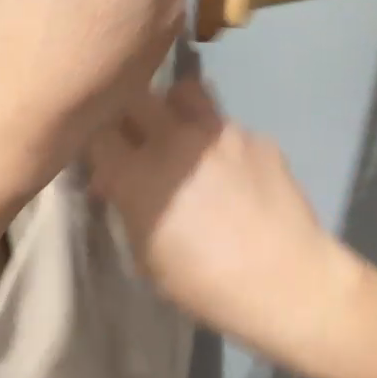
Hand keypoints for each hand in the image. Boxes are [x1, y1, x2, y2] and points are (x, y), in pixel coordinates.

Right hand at [90, 77, 364, 364]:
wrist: (284, 281)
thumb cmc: (203, 284)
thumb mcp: (146, 256)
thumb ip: (128, 210)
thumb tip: (119, 187)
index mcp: (137, 175)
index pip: (96, 133)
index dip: (92, 144)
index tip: (98, 161)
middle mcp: (174, 141)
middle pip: (135, 97)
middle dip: (127, 116)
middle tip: (132, 142)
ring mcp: (220, 134)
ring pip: (183, 93)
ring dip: (171, 110)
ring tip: (178, 140)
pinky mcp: (257, 138)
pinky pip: (224, 125)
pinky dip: (214, 141)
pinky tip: (227, 174)